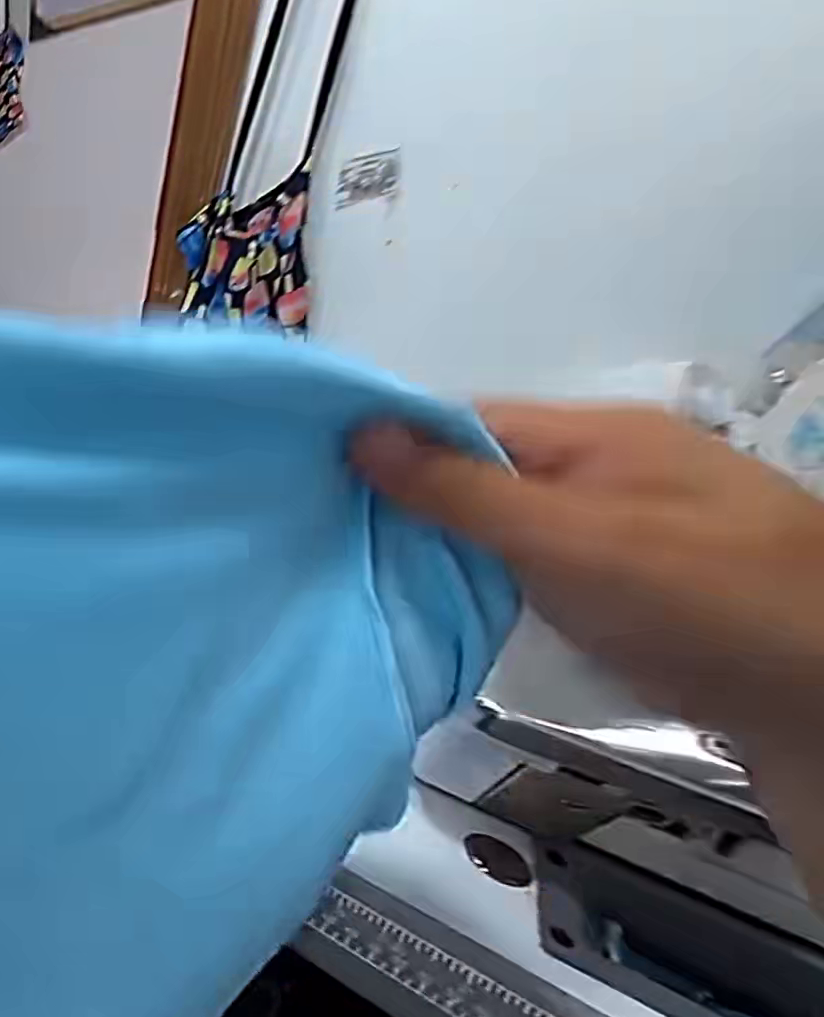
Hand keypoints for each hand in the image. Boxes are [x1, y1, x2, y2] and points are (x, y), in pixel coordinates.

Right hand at [351, 402, 823, 747]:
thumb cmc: (700, 599)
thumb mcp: (564, 536)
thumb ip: (457, 486)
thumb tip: (357, 432)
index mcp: (592, 435)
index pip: (458, 417)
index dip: (386, 438)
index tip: (316, 471)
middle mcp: (588, 465)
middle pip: (463, 462)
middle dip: (395, 487)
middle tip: (321, 517)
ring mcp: (591, 518)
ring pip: (476, 509)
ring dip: (420, 528)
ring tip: (348, 549)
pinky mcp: (589, 567)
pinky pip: (498, 548)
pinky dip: (452, 559)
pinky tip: (412, 576)